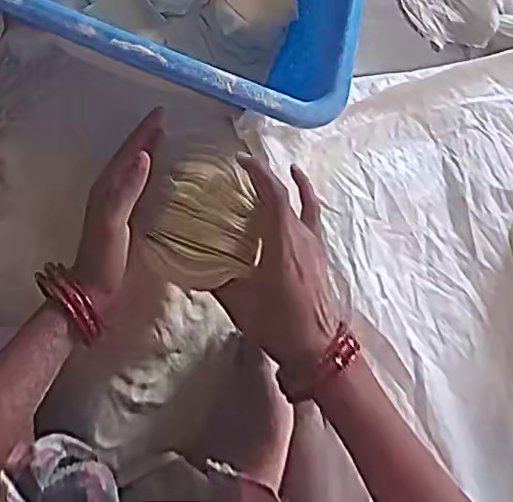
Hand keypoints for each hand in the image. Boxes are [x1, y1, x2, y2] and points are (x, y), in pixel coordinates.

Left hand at [71, 108, 163, 304]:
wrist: (91, 289)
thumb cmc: (103, 257)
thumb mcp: (114, 222)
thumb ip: (127, 190)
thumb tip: (144, 156)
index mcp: (108, 185)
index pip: (130, 151)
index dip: (144, 131)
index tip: (160, 112)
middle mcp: (109, 187)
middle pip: (130, 153)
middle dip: (146, 134)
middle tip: (164, 117)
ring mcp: (115, 200)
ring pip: (132, 165)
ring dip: (146, 148)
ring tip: (162, 135)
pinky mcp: (122, 213)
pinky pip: (137, 180)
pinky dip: (147, 168)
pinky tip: (156, 171)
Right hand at [215, 157, 341, 375]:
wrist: (319, 353)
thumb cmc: (279, 324)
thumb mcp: (240, 303)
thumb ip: (216, 279)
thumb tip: (191, 264)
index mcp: (283, 240)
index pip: (272, 194)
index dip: (257, 172)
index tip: (241, 160)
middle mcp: (302, 236)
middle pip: (287, 195)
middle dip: (267, 176)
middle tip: (249, 168)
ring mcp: (315, 246)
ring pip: (306, 205)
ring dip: (294, 186)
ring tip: (288, 172)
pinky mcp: (321, 257)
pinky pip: (315, 221)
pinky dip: (308, 205)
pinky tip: (302, 205)